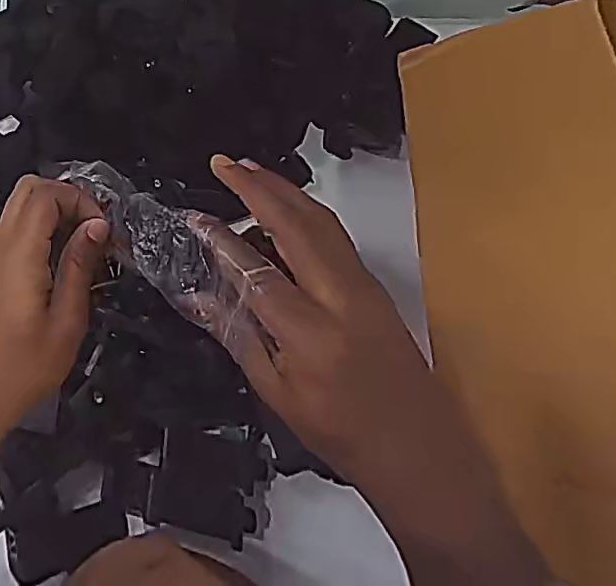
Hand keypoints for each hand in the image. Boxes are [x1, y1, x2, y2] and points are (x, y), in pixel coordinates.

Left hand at [0, 175, 111, 445]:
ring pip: (22, 203)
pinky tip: (64, 256)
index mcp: (18, 256)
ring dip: (56, 209)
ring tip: (84, 241)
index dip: (80, 200)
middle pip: (30, 187)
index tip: (102, 228)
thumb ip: (80, 265)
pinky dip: (44, 226)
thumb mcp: (67, 321)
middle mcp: (0, 249)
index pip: (46, 195)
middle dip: (68, 195)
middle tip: (94, 224)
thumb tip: (96, 227)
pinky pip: (18, 226)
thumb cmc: (21, 371)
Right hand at [205, 155, 548, 585]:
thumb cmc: (343, 433)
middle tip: (224, 163)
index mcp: (311, 335)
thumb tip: (196, 295)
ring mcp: (364, 285)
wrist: (421, 451)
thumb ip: (236, 334)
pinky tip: (286, 202)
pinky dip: (306, 207)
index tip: (195, 218)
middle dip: (256, 187)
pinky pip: (335, 232)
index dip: (221, 240)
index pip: (256, 271)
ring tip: (249, 169)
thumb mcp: (277, 394)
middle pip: (295, 225)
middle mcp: (341, 298)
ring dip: (284, 188)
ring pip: (321, 219)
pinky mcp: (374, 282)